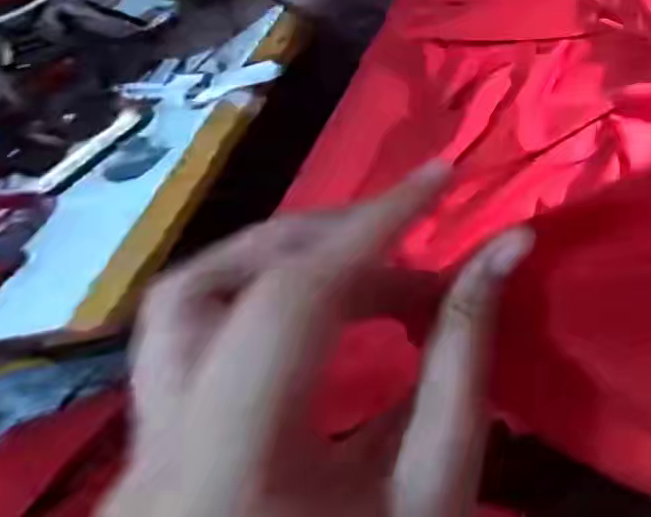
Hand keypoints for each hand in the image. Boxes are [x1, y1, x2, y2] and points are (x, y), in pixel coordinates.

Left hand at [102, 165, 529, 516]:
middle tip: (409, 235)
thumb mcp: (439, 473)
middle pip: (203, 288)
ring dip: (290, 262)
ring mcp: (140, 459)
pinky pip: (209, 342)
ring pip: (188, 310)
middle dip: (320, 234)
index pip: (292, 298)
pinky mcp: (156, 457)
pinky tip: (349, 321)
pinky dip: (285, 304)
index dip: (374, 222)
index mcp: (229, 464)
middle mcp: (155, 455)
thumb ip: (468, 346)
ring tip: (379, 268)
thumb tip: (511, 243)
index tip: (442, 177)